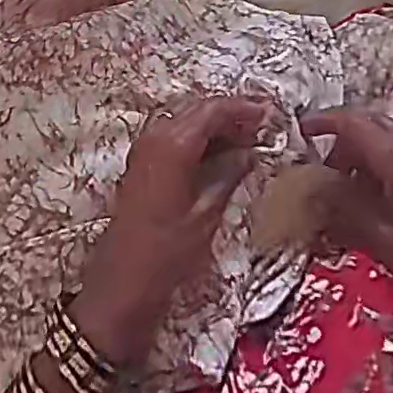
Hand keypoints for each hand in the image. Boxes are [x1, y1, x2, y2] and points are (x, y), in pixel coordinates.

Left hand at [71, 96, 272, 363]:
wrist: (122, 284)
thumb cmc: (168, 251)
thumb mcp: (207, 212)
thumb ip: (230, 173)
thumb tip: (250, 152)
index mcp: (173, 143)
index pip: (213, 109)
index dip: (244, 107)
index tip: (270, 112)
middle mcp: (156, 136)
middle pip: (199, 109)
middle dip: (231, 113)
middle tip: (263, 124)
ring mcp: (146, 148)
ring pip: (187, 121)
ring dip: (216, 125)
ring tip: (249, 138)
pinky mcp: (143, 163)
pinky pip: (176, 136)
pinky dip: (201, 138)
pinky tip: (223, 153)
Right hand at [302, 106, 392, 353]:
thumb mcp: (385, 241)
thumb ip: (345, 207)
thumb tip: (312, 187)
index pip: (354, 123)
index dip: (323, 123)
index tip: (300, 132)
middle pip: (372, 125)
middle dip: (343, 141)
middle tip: (322, 173)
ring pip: (390, 138)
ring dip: (365, 154)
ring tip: (348, 193)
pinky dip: (385, 165)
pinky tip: (378, 199)